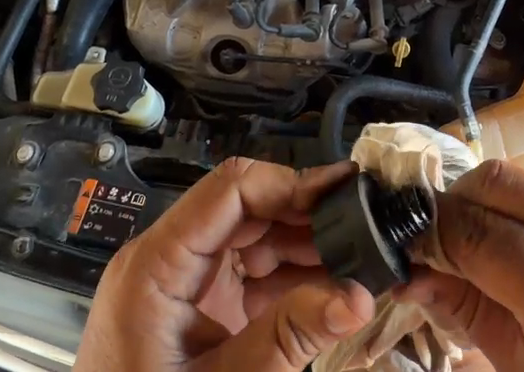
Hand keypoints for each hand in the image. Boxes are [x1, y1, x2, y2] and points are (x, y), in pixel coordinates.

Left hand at [75, 158, 376, 371]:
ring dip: (307, 247)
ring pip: (256, 238)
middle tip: (365, 225)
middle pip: (247, 208)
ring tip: (359, 259)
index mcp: (157, 264)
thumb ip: (289, 338)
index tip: (344, 194)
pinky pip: (250, 274)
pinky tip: (332, 290)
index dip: (290, 184)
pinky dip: (291, 280)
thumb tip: (360, 297)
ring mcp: (183, 282)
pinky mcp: (197, 307)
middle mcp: (169, 258)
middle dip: (308, 216)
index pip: (231, 189)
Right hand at [401, 160, 523, 371]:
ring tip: (466, 247)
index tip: (402, 248)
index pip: (474, 231)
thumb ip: (467, 312)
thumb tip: (411, 272)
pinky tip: (503, 244)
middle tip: (431, 246)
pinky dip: (509, 207)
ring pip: (516, 177)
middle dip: (452, 205)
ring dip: (480, 202)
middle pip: (494, 183)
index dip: (428, 234)